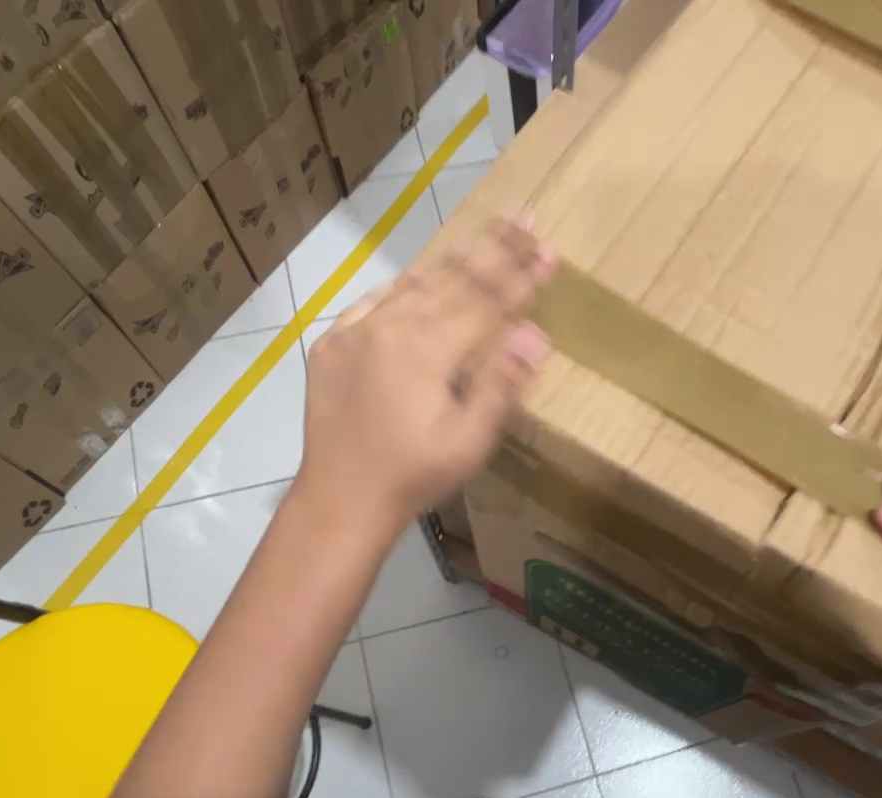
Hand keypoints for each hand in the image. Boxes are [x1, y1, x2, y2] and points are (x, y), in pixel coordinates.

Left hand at [297, 215, 555, 523]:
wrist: (340, 497)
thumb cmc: (414, 476)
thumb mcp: (468, 442)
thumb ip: (500, 384)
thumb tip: (535, 335)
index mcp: (428, 350)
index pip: (486, 301)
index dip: (521, 274)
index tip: (549, 248)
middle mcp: (391, 327)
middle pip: (453, 280)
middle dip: (495, 249)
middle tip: (524, 216)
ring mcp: (355, 332)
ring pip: (413, 285)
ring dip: (451, 262)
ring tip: (481, 236)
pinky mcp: (331, 345)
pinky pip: (373, 303)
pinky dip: (402, 289)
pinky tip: (416, 281)